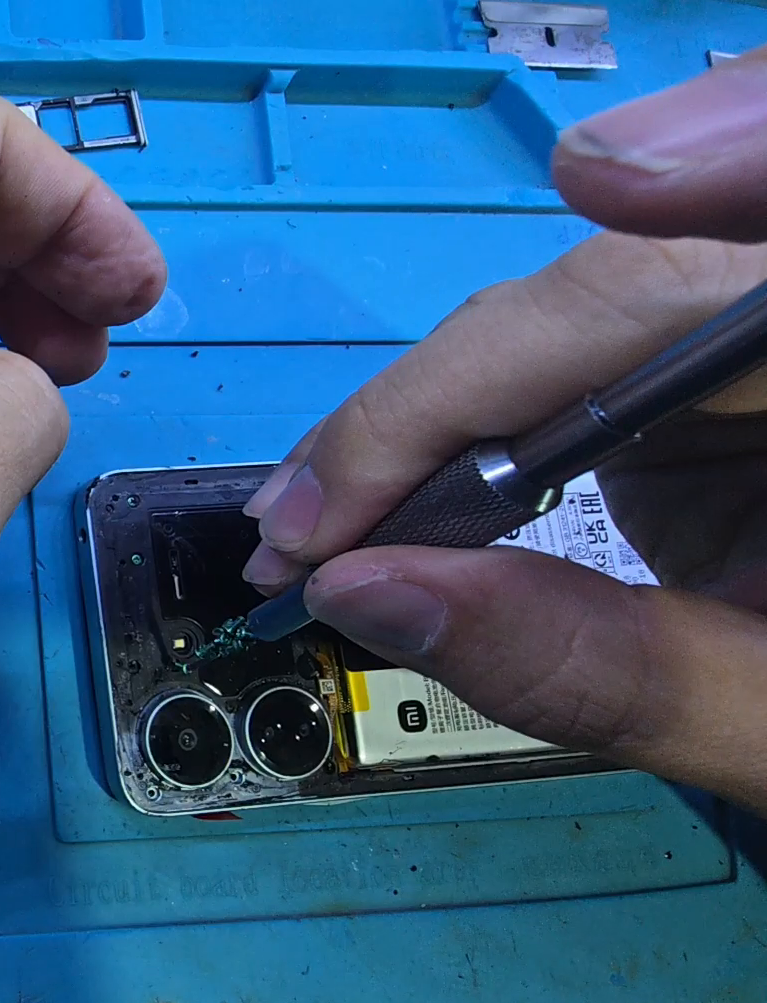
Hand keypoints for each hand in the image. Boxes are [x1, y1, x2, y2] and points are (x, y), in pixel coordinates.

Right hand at [240, 51, 766, 809]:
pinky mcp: (669, 359)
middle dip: (413, 412)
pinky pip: (524, 361)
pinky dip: (426, 430)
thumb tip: (349, 589)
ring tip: (307, 529)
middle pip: (587, 303)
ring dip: (396, 426)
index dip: (604, 266)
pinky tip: (363, 492)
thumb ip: (583, 662)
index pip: (703, 291)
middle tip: (295, 533)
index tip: (524, 265)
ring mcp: (728, 329)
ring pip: (531, 326)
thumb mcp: (765, 724)